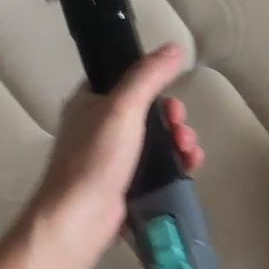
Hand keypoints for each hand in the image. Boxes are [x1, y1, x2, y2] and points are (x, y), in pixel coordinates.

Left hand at [30, 43, 204, 253]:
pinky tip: (189, 169)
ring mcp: (111, 159)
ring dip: (180, 142)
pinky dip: (176, 165)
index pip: (126, 82)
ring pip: (156, 141)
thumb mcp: (123, 108)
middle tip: (182, 130)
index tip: (170, 97)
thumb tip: (175, 47)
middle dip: (173, 119)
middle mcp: (99, 128)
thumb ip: (148, 76)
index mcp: (90, 104)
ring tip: (190, 153)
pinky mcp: (125, 185)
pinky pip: (157, 168)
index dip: (153, 85)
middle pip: (148, 113)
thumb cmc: (95, 159)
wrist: (78, 221)